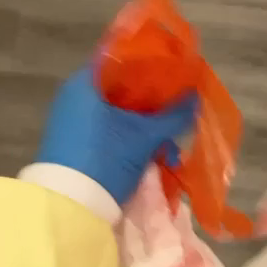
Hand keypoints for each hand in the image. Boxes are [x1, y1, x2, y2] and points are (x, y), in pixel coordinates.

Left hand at [36, 66, 197, 204]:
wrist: (70, 206)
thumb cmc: (106, 158)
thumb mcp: (144, 137)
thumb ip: (172, 116)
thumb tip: (196, 97)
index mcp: (85, 82)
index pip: (122, 59)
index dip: (152, 65)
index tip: (177, 75)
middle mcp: (75, 96)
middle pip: (123, 90)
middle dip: (153, 104)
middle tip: (177, 114)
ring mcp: (73, 122)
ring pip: (118, 115)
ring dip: (145, 127)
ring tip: (168, 143)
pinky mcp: (75, 144)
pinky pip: (110, 133)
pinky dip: (130, 140)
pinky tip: (151, 154)